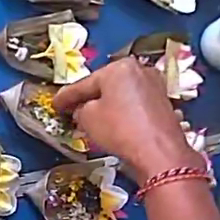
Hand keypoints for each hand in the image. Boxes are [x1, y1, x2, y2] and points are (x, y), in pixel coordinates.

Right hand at [54, 58, 206, 179]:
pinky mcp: (164, 103)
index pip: (84, 83)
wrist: (159, 152)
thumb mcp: (87, 119)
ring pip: (121, 95)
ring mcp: (154, 85)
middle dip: (89, 98)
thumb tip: (82, 110)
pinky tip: (114, 124)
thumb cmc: (120, 129)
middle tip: (72, 110)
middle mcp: (139, 70)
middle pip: (105, 86)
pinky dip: (123, 113)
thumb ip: (79, 109)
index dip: (66, 96)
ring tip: (92, 120)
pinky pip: (134, 105)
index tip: (56, 103)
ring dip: (107, 106)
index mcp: (118, 67)